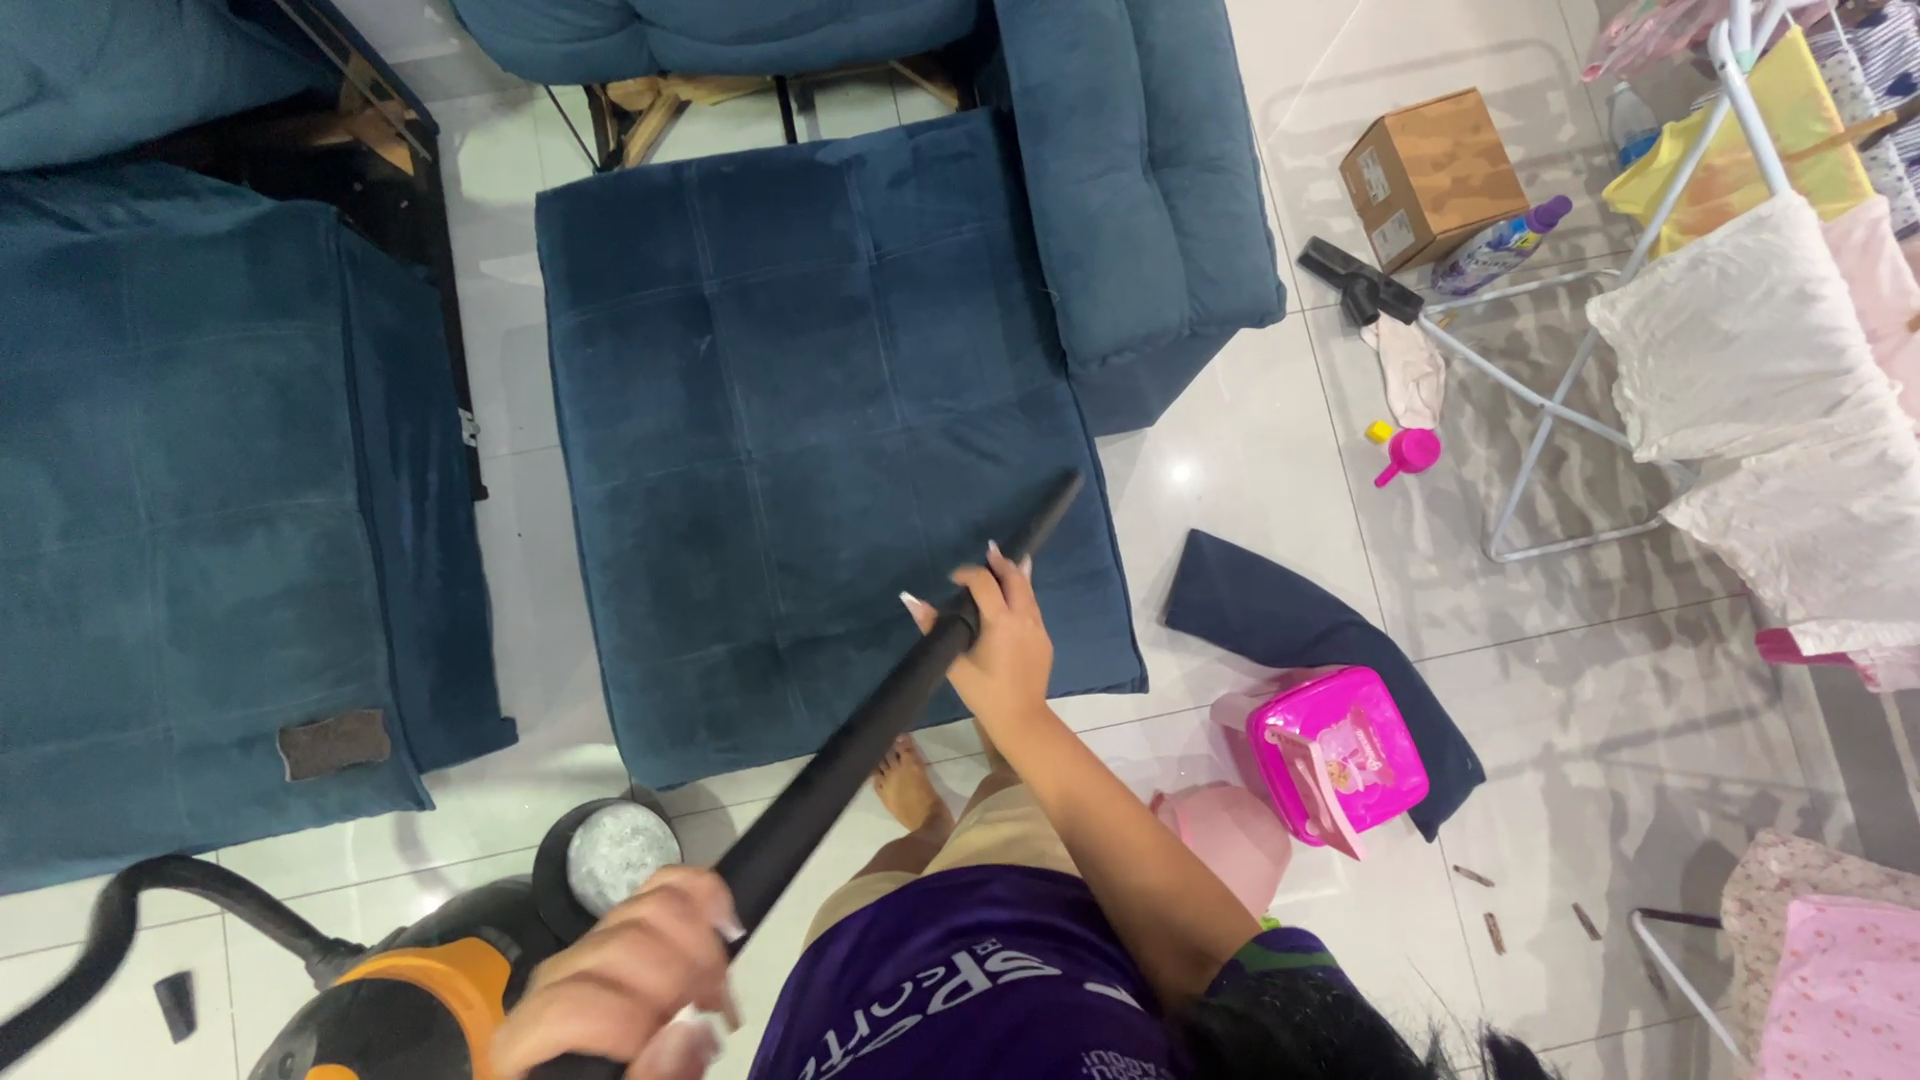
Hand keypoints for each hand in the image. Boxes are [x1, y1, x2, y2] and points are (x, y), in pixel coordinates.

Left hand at [493, 867, 740, 1079]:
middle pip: (624, 948)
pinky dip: (706, 894)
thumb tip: (686, 1030)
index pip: (569, 1007)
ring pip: (654, 907)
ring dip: (703, 948)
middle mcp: (558, 974)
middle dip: (683, 983)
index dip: (628, 1023)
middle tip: (714, 1025)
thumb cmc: (598, 1079)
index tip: (674, 1044)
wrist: (604, 1070)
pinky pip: (669, 882)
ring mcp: (598, 937)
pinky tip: (727, 929)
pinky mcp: (633, 915)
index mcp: (529, 1033)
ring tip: (718, 997)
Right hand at [902, 541, 1053, 731]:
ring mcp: (1038, 628)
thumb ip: (933, 627)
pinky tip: (1014, 601)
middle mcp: (1024, 618)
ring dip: (1016, 577)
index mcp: (1000, 621)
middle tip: (989, 552)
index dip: (968, 573)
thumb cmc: (984, 692)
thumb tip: (910, 600)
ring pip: (1029, 592)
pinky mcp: (1045, 640)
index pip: (984, 582)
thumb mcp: (954, 662)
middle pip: (1016, 578)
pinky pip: (1033, 609)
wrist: (1021, 718)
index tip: (954, 578)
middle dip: (1001, 563)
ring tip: (1005, 566)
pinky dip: (1022, 596)